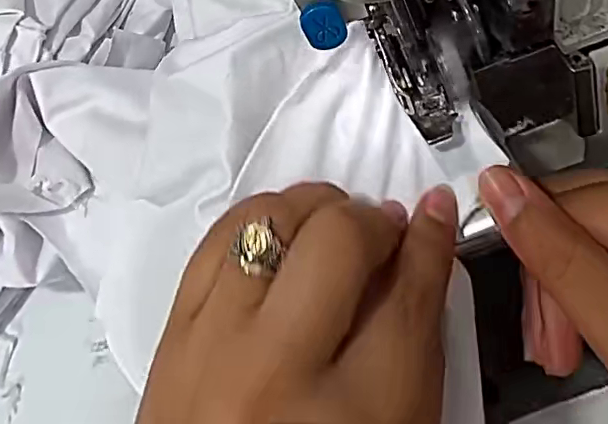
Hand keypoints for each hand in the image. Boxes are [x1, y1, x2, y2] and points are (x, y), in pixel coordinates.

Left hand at [137, 181, 459, 423]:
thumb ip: (412, 351)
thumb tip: (419, 257)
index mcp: (353, 423)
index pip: (409, 299)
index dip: (431, 242)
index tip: (435, 214)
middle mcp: (277, 377)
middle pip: (340, 243)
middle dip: (375, 221)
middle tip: (387, 230)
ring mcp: (214, 347)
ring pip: (273, 221)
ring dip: (315, 206)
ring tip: (334, 222)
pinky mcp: (172, 333)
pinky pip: (218, 237)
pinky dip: (258, 218)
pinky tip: (282, 230)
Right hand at [478, 166, 607, 423]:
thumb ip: (563, 259)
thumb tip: (500, 189)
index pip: (565, 202)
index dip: (537, 258)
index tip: (537, 318)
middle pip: (568, 213)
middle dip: (549, 280)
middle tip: (554, 342)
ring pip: (574, 233)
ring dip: (559, 291)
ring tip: (569, 347)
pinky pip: (596, 252)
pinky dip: (580, 295)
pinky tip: (588, 331)